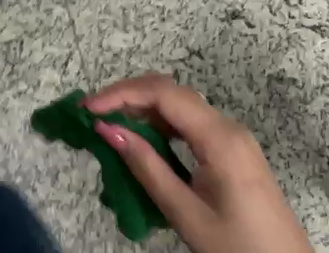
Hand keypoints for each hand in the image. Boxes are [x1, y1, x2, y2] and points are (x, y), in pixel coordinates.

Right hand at [85, 74, 313, 252]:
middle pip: (170, 91)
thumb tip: (107, 130)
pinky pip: (191, 123)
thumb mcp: (187, 214)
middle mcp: (228, 126)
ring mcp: (234, 137)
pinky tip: (144, 141)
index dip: (121, 93)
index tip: (88, 109)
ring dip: (143, 108)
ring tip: (112, 126)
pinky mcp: (234, 151)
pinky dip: (162, 124)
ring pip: (180, 104)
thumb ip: (147, 168)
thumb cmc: (240, 249)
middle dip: (128, 96)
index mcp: (220, 137)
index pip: (162, 93)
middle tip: (95, 114)